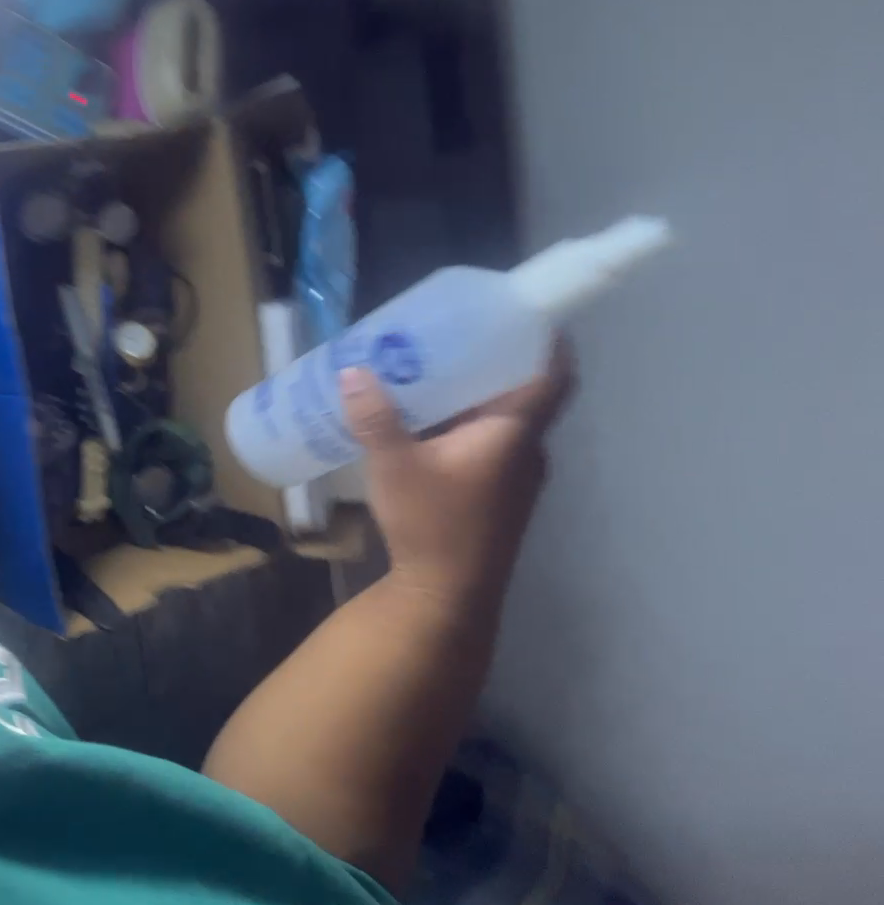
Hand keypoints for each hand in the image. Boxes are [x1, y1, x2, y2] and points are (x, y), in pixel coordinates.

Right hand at [339, 339, 575, 606]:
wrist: (448, 592)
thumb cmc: (432, 522)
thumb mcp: (393, 464)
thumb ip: (374, 416)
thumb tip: (353, 371)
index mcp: (513, 433)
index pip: (551, 375)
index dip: (544, 339)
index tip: (520, 312)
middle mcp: (525, 450)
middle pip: (520, 393)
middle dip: (488, 362)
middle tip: (446, 338)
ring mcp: (514, 476)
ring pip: (500, 420)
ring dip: (470, 396)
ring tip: (425, 374)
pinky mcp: (496, 494)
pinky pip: (486, 442)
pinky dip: (462, 424)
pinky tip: (421, 424)